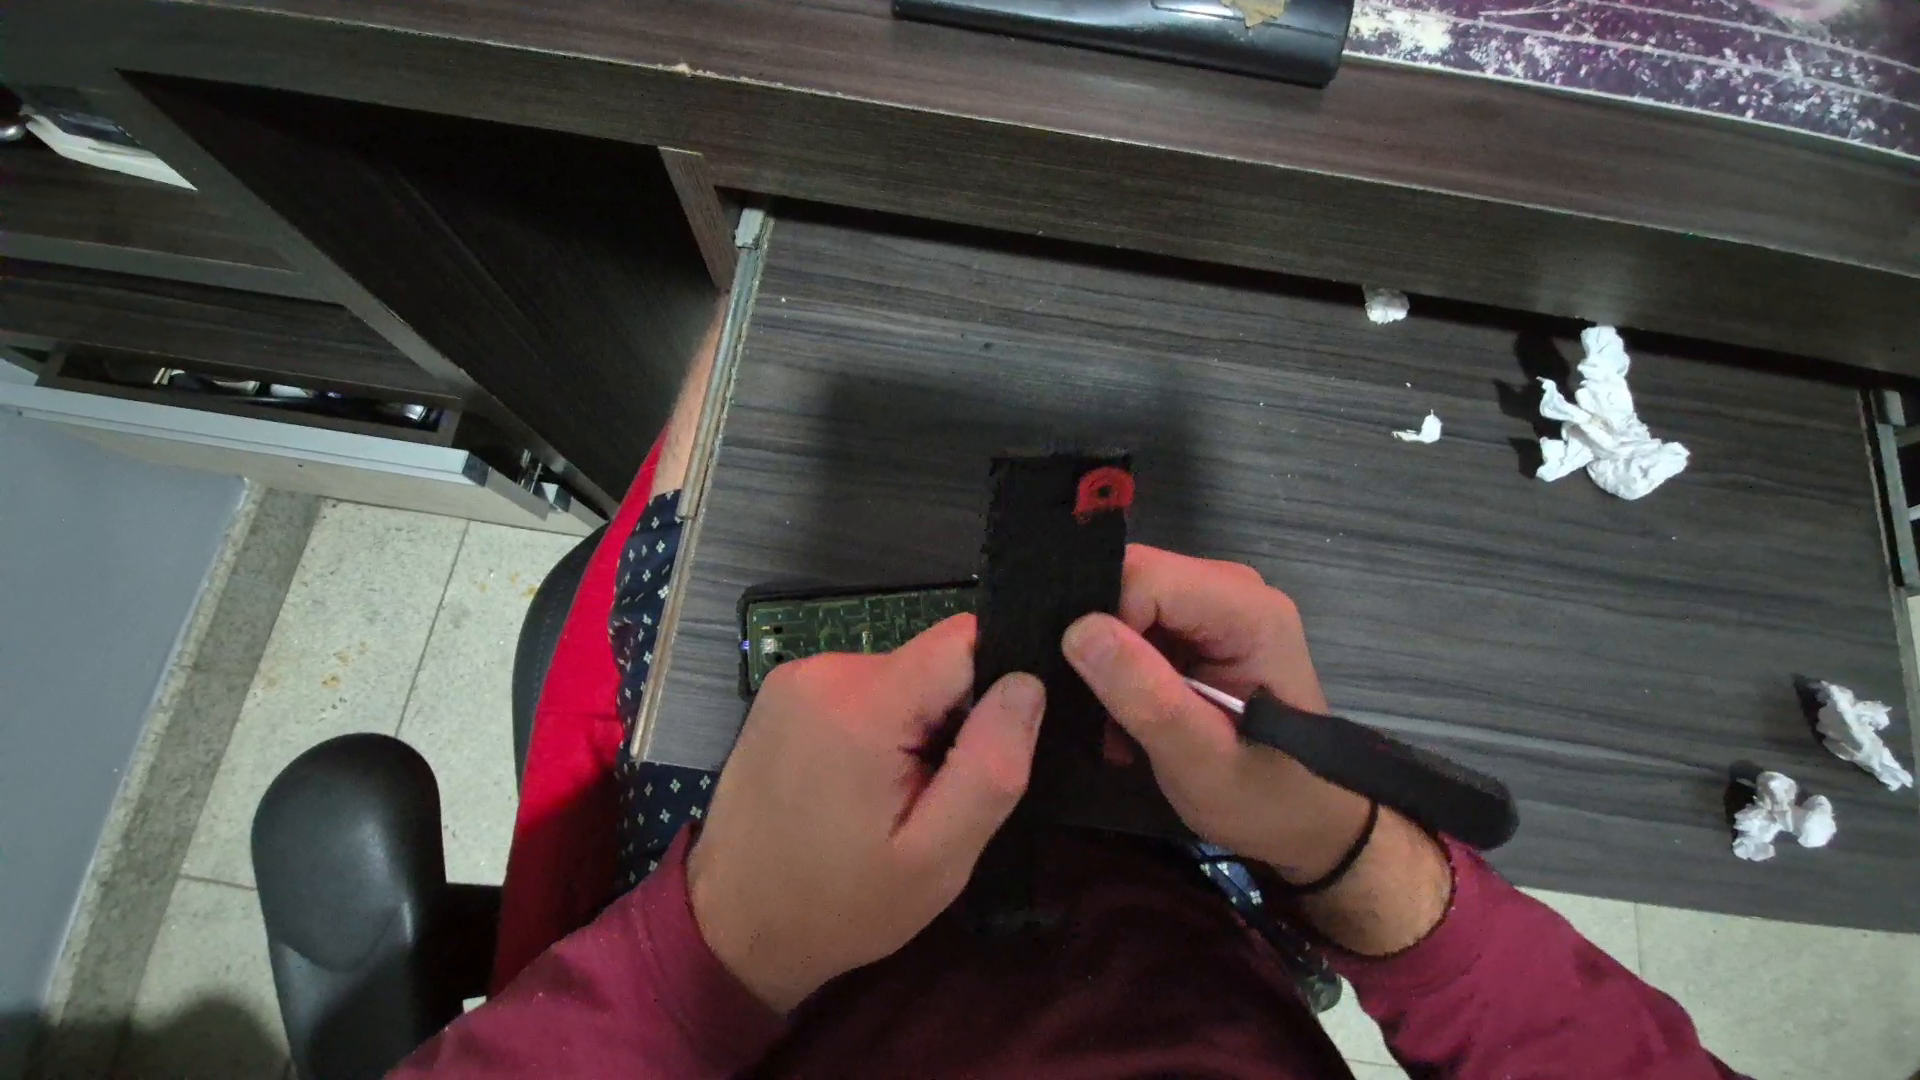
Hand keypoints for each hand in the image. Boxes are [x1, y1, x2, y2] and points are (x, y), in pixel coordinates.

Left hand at [687, 615, 1043, 1011]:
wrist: (734, 925)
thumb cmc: (842, 902)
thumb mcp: (938, 857)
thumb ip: (990, 766)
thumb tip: (1027, 684)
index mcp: (864, 701)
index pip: (963, 641)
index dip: (991, 684)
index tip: (981, 745)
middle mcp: (825, 668)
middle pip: (929, 660)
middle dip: (946, 715)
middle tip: (930, 789)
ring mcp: (796, 675)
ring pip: (897, 674)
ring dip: (909, 722)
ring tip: (889, 792)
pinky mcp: (782, 690)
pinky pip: (859, 686)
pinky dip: (874, 722)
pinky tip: (855, 779)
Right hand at [1061, 545, 1371, 882]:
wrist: (1313, 821)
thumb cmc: (1266, 799)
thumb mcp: (1198, 759)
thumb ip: (1145, 695)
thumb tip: (1078, 631)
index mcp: (1246, 611)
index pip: (1142, 578)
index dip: (1104, 624)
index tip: (1096, 688)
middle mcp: (1233, 589)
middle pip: (1133, 582)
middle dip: (1100, 642)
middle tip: (1097, 711)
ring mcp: (1219, 604)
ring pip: (1128, 601)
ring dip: (1108, 661)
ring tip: (1113, 723)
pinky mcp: (1204, 625)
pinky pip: (1139, 622)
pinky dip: (1122, 667)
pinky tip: (1130, 712)